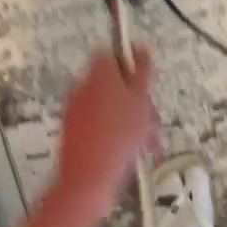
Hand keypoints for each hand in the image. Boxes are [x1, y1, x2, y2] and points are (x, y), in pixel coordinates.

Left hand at [54, 48, 157, 208]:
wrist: (88, 179)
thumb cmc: (119, 137)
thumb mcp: (139, 101)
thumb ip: (142, 73)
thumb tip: (141, 48)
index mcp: (98, 75)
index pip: (113, 56)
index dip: (132, 67)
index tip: (146, 87)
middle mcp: (82, 87)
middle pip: (113, 84)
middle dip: (136, 101)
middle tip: (152, 121)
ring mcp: (75, 110)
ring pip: (109, 107)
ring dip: (130, 121)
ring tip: (148, 144)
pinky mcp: (73, 132)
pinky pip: (99, 125)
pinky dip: (115, 133)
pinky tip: (131, 153)